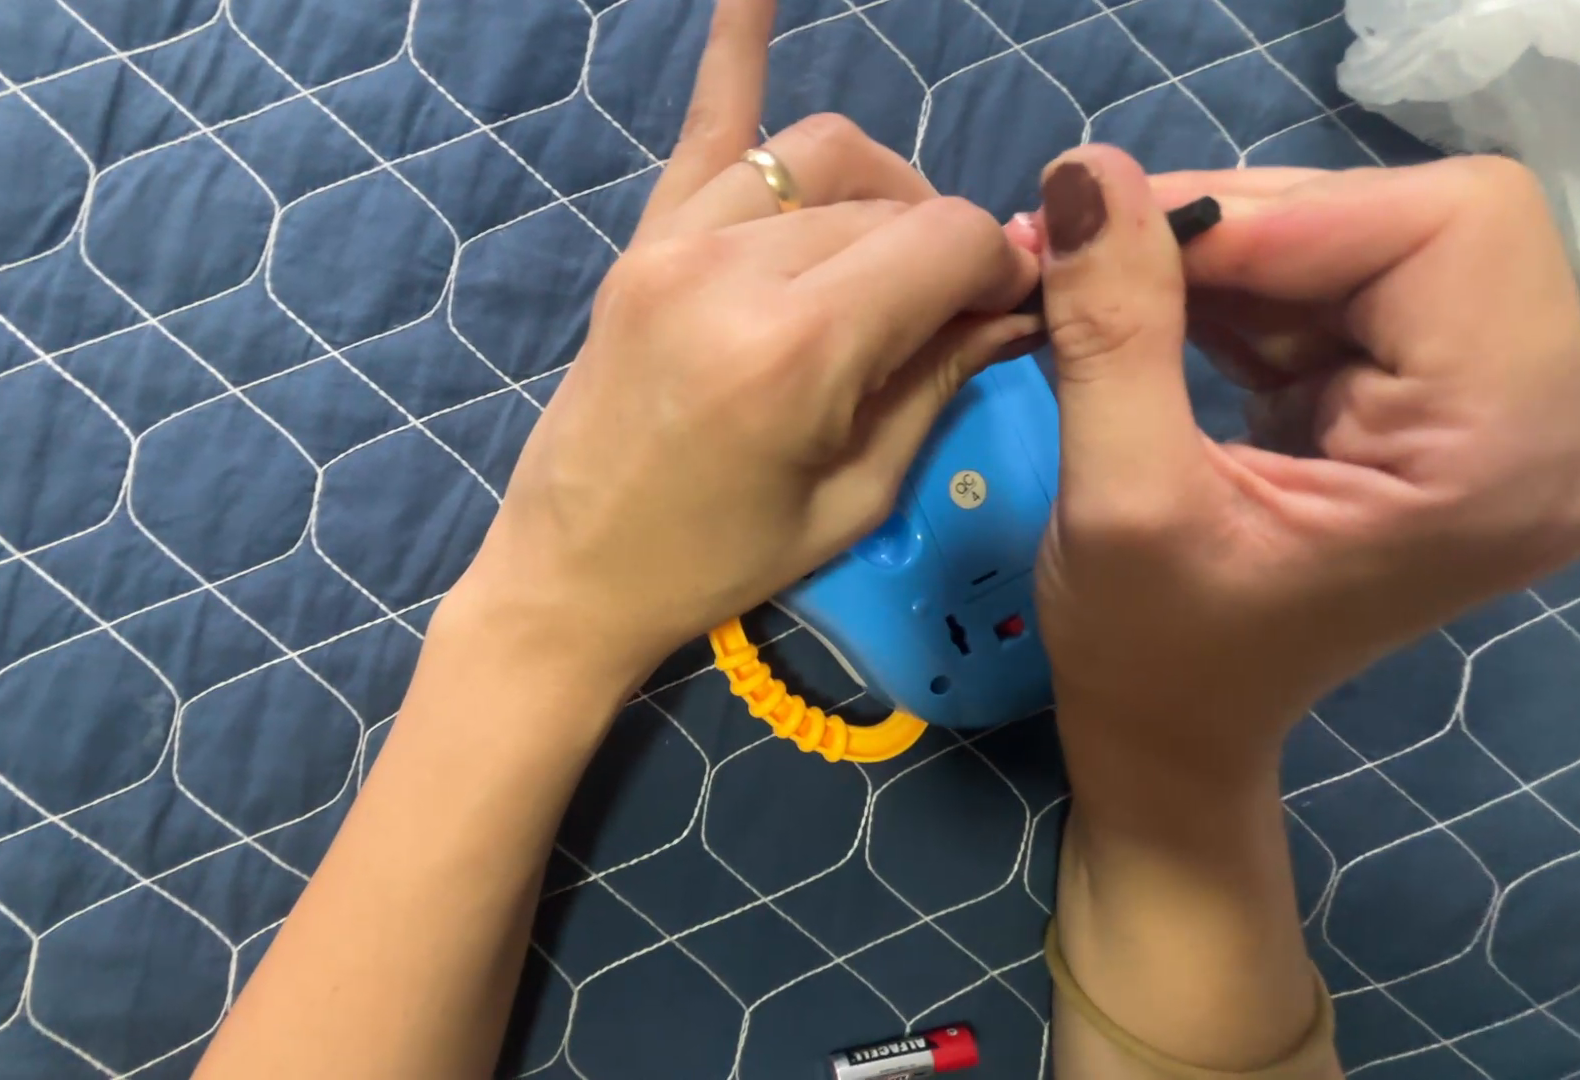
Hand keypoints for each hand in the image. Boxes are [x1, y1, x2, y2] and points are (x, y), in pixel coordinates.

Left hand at [450, 0, 1040, 682]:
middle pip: (887, 200)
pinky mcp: (637, 251)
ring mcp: (673, 247)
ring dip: (877, 195)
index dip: (996, 266)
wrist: (574, 576)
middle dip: (939, 245)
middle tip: (945, 310)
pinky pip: (701, 133)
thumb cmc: (714, 564)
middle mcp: (733, 271)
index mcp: (798, 350)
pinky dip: (734, 49)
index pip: (944, 240)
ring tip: (882, 258)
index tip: (1003, 308)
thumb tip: (1006, 307)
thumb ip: (932, 386)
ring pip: (819, 159)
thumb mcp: (848, 501)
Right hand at [1029, 147, 1579, 767]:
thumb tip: (1078, 179)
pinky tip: (1142, 315)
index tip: (1120, 251)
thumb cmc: (1141, 645)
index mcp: (1501, 455)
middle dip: (1228, 233)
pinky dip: (1223, 296)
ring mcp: (1478, 417)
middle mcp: (1538, 422)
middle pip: (1405, 231)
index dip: (1274, 221)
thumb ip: (1112, 334)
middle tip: (1083, 253)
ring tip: (1093, 283)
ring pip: (1356, 257)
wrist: (1163, 723)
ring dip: (1211, 259)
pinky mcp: (1412, 417)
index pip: (1445, 230)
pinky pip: (1328, 306)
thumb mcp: (1116, 496)